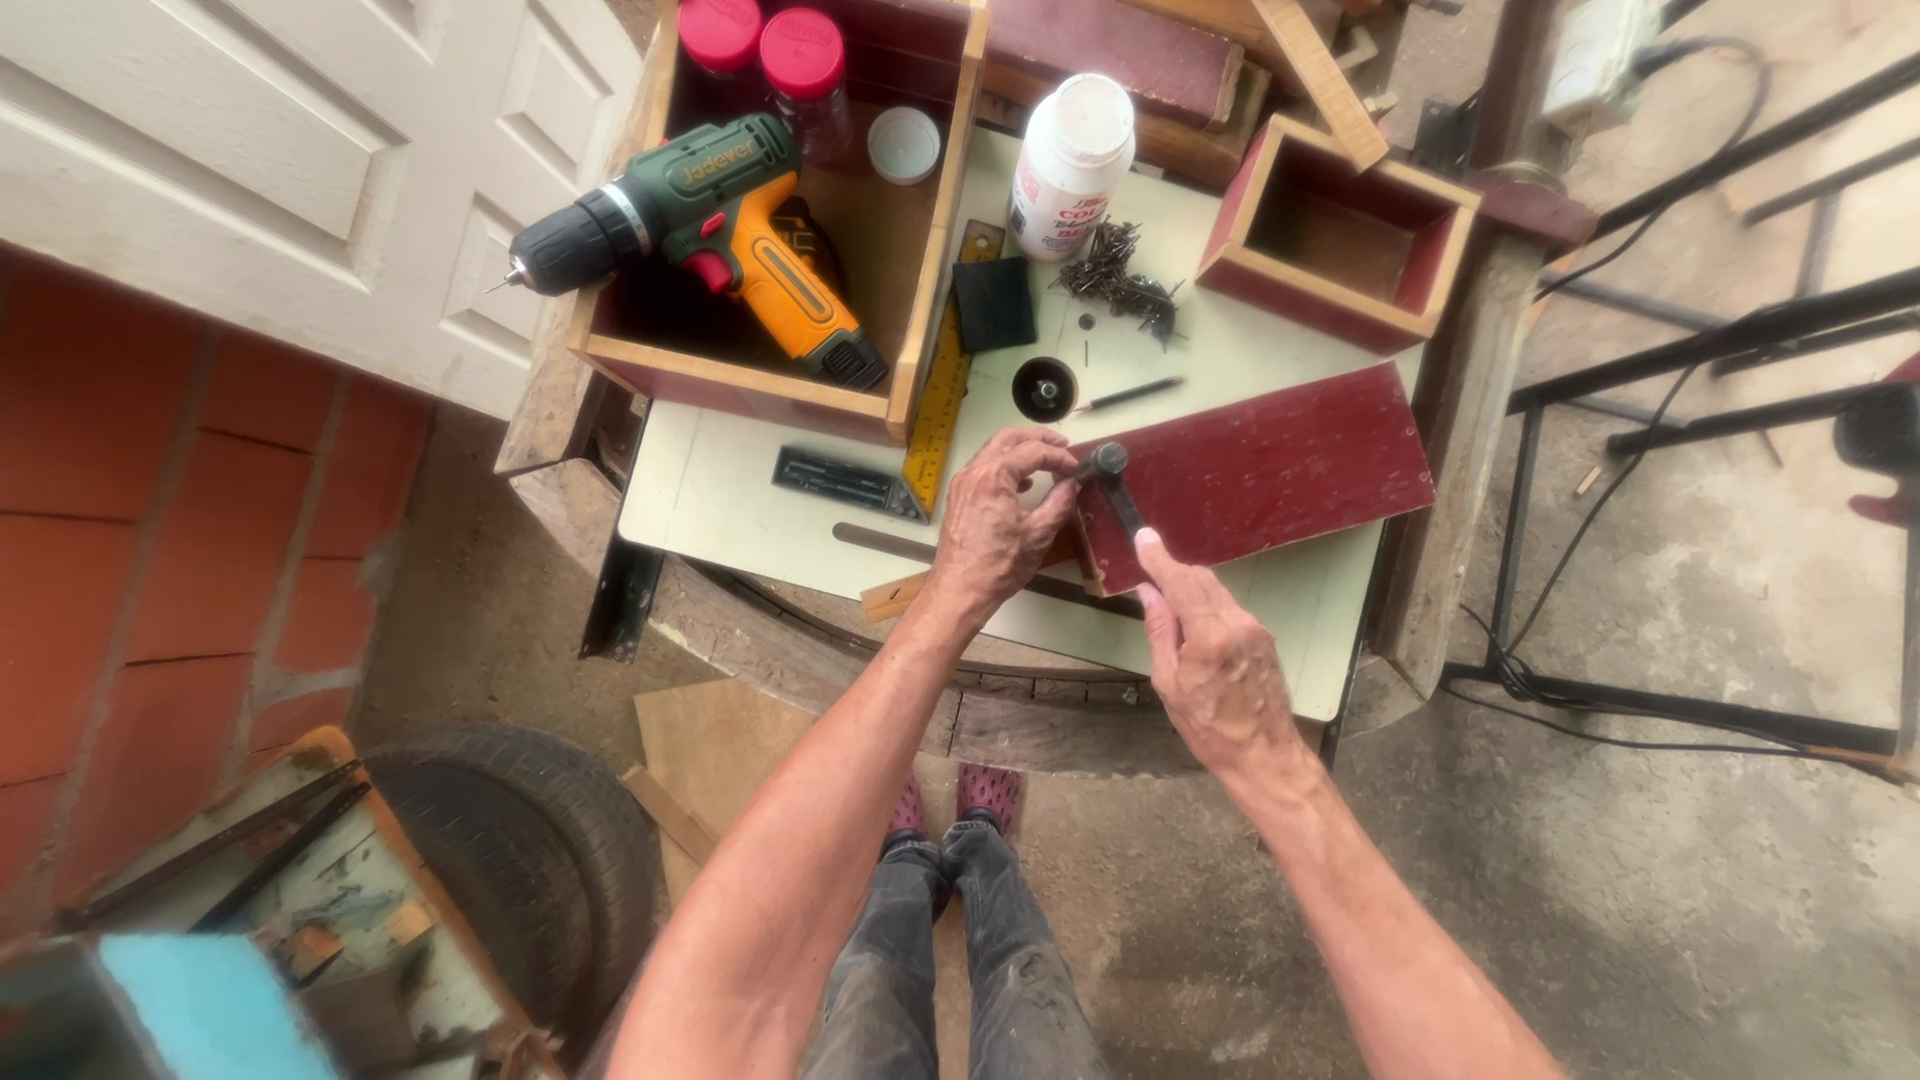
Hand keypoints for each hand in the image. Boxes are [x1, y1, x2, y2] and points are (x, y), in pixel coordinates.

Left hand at [923, 427, 1078, 626]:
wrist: (960, 590)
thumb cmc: (998, 565)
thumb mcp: (1038, 533)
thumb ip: (1059, 502)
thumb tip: (1072, 484)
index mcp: (993, 477)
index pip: (1032, 452)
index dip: (1059, 457)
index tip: (1076, 468)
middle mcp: (973, 473)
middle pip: (1007, 439)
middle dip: (1037, 439)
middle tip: (1061, 446)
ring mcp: (962, 484)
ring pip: (992, 452)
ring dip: (1019, 451)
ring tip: (1045, 462)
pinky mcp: (958, 498)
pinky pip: (983, 470)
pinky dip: (1004, 467)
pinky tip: (1021, 484)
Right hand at [1134, 528, 1311, 786]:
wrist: (1263, 754)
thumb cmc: (1208, 728)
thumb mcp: (1169, 682)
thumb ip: (1160, 631)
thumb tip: (1149, 593)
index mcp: (1209, 637)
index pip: (1181, 583)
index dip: (1159, 558)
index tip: (1143, 538)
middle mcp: (1237, 624)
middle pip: (1201, 579)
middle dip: (1174, 571)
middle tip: (1149, 571)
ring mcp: (1255, 629)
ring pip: (1217, 591)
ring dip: (1191, 587)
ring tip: (1169, 604)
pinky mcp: (1263, 637)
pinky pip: (1229, 607)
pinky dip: (1207, 604)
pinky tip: (1195, 623)